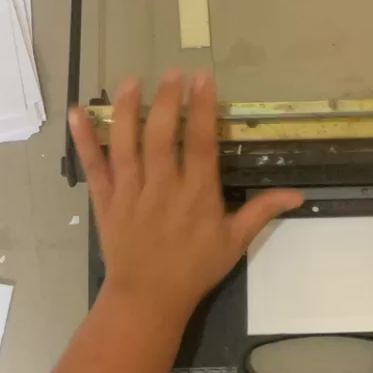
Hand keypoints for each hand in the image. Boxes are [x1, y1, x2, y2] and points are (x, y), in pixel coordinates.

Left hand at [69, 71, 302, 323]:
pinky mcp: (106, 202)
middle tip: (171, 72)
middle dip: (166, 100)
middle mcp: (162, 188)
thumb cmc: (194, 270)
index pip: (199, 143)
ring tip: (131, 81)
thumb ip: (261, 213)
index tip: (202, 79)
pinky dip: (83, 141)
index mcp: (196, 195)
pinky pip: (94, 167)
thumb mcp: (234, 244)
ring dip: (127, 110)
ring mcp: (130, 193)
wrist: (148, 299)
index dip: (201, 108)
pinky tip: (75, 113)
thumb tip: (296, 195)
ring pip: (126, 145)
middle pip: (161, 136)